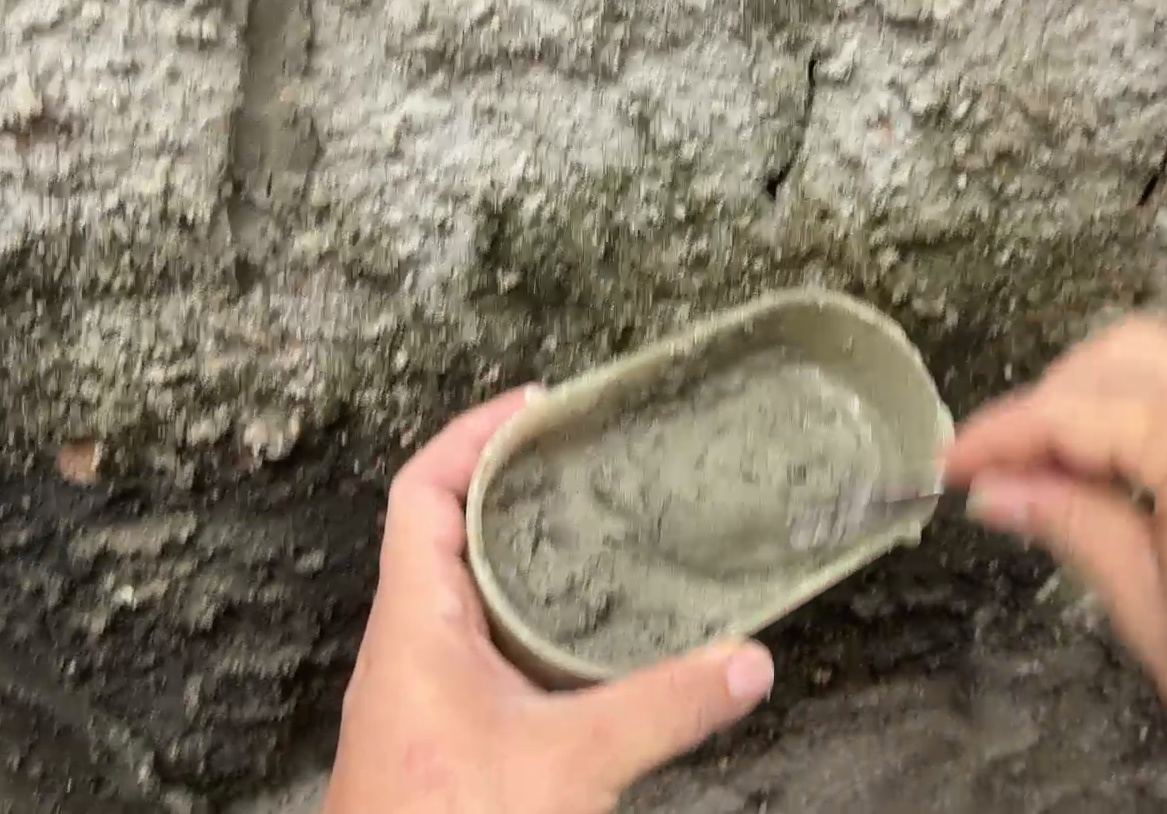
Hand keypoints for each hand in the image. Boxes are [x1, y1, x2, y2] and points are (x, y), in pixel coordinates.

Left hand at [323, 388, 775, 813]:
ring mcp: (429, 676)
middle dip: (509, 468)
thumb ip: (667, 707)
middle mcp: (413, 637)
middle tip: (582, 441)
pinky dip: (530, 585)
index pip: (420, 491)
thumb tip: (753, 659)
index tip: (538, 404)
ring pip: (466, 569)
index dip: (472, 434)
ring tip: (591, 498)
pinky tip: (585, 597)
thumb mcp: (571, 763)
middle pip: (445, 517)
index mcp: (416, 623)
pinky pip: (487, 616)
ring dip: (519, 526)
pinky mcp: (453, 709)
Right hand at [943, 284, 1166, 813]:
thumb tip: (1000, 490)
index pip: (1066, 415)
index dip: (997, 435)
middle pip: (1120, 355)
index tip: (961, 458)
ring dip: (1154, 355)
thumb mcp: (1148, 610)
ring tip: (1124, 412)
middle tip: (1023, 457)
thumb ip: (1067, 523)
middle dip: (1055, 400)